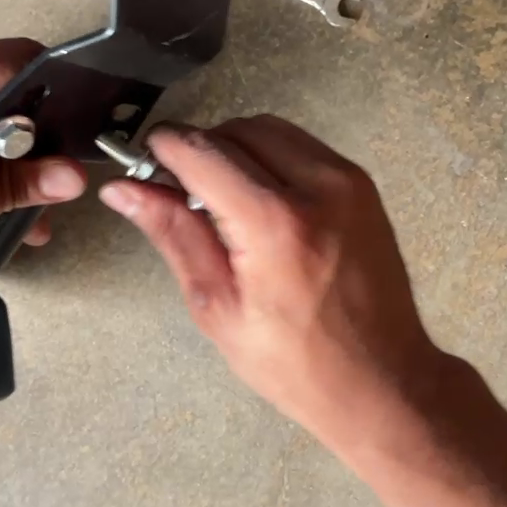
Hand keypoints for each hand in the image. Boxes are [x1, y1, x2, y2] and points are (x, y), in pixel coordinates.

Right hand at [98, 117, 447, 448]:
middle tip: (183, 190)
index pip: (205, 151)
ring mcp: (346, 179)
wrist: (384, 378)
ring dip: (236, 148)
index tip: (144, 158)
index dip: (165, 146)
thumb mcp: (217, 307)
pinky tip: (261, 198)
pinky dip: (271, 155)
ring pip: (270, 128)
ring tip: (223, 197)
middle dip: (201, 149)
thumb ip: (172, 234)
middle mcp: (316, 186)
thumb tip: (123, 189)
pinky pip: (301, 144)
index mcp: (274, 223)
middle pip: (237, 130)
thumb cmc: (294, 362)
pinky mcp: (362, 182)